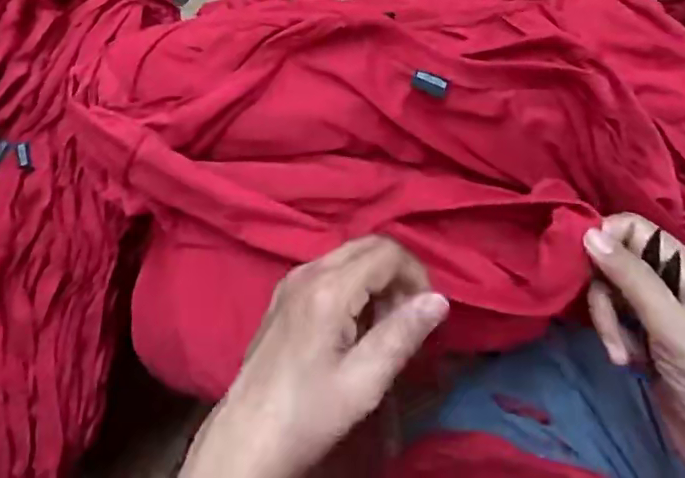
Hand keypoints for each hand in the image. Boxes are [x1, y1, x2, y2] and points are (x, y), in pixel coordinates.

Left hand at [181, 236, 448, 477]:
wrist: (246, 438)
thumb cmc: (308, 414)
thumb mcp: (364, 382)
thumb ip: (402, 334)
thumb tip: (439, 299)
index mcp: (329, 287)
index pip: (387, 251)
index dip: (415, 273)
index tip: (425, 311)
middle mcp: (309, 270)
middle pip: (368, 245)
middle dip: (396, 274)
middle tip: (406, 318)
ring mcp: (292, 279)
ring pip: (349, 255)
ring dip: (375, 279)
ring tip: (383, 328)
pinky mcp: (283, 293)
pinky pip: (329, 269)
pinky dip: (353, 284)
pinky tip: (353, 326)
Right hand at [584, 216, 684, 477]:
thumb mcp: (677, 333)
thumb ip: (633, 280)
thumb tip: (589, 231)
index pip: (640, 231)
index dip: (608, 237)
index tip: (584, 259)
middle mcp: (680, 286)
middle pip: (621, 261)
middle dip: (607, 292)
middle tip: (609, 326)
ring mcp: (664, 313)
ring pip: (614, 291)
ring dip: (609, 320)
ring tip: (621, 354)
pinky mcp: (651, 339)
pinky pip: (617, 319)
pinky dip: (614, 337)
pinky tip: (626, 362)